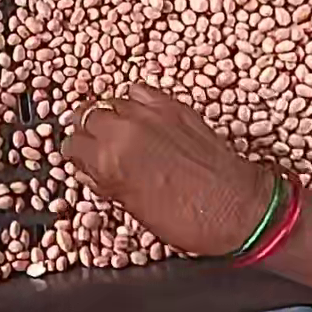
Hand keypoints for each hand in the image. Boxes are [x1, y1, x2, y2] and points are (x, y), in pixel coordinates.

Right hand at [61, 83, 276, 257]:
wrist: (238, 209)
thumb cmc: (188, 220)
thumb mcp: (134, 209)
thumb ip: (106, 182)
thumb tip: (91, 170)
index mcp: (108, 161)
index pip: (73, 145)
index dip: (75, 154)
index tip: (79, 158)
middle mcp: (124, 131)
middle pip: (86, 116)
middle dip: (86, 130)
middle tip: (93, 142)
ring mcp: (149, 114)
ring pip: (110, 101)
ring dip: (108, 114)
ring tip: (114, 128)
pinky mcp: (173, 107)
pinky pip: (139, 91)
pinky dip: (134, 101)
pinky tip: (138, 115)